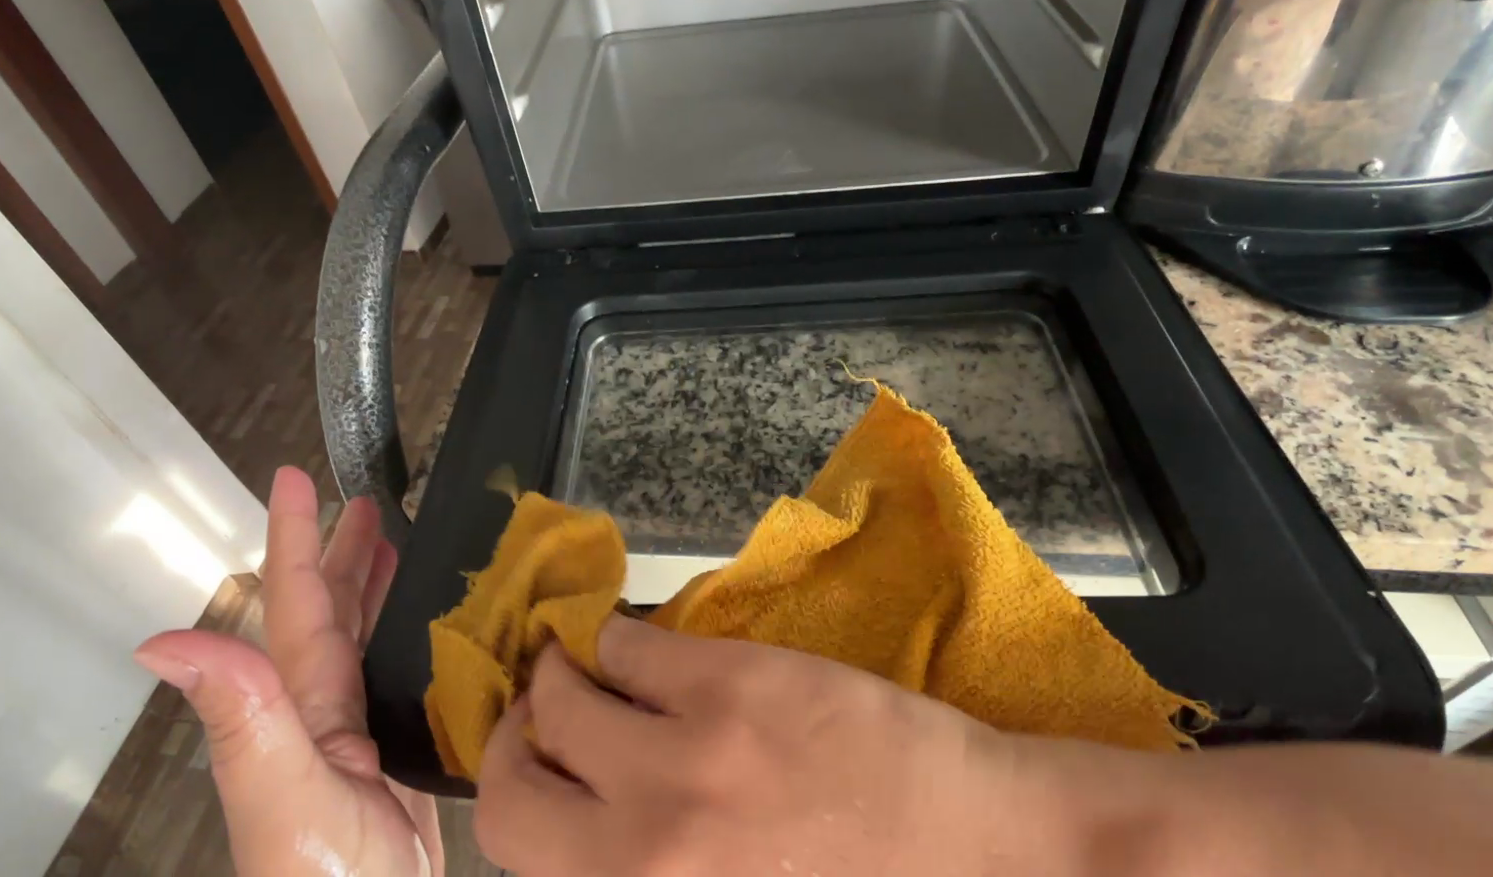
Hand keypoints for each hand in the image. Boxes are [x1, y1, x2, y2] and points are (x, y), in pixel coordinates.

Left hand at [134, 467, 440, 876]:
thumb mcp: (286, 796)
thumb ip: (244, 719)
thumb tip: (159, 640)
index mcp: (298, 704)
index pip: (295, 602)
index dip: (294, 536)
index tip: (296, 475)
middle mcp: (321, 709)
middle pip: (330, 610)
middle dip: (342, 549)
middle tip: (369, 498)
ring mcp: (357, 732)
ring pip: (364, 637)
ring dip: (376, 585)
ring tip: (398, 542)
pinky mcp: (395, 753)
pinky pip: (399, 672)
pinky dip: (410, 635)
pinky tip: (431, 626)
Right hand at [473, 617, 1144, 876]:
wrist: (982, 856)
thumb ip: (648, 871)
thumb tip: (588, 819)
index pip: (511, 848)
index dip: (511, 793)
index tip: (533, 765)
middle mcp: (641, 849)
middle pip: (511, 782)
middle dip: (514, 738)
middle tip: (541, 713)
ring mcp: (687, 757)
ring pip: (561, 694)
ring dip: (559, 675)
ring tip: (585, 666)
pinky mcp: (733, 683)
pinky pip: (632, 644)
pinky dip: (617, 640)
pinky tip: (641, 646)